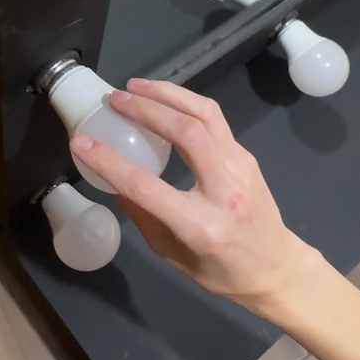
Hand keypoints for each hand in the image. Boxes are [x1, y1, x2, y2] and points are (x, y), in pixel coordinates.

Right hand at [71, 79, 326, 311]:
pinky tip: (164, 99)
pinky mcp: (246, 155)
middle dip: (146, 109)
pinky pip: (214, 120)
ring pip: (205, 115)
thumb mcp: (172, 255)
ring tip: (136, 87)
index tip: (83, 142)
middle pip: (185, 133)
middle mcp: (224, 190)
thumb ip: (143, 217)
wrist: (276, 268)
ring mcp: (240, 168)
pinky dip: (186, 102)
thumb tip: (116, 182)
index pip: (146, 186)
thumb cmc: (221, 272)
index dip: (110, 162)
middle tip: (115, 98)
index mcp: (200, 225)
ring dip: (168, 94)